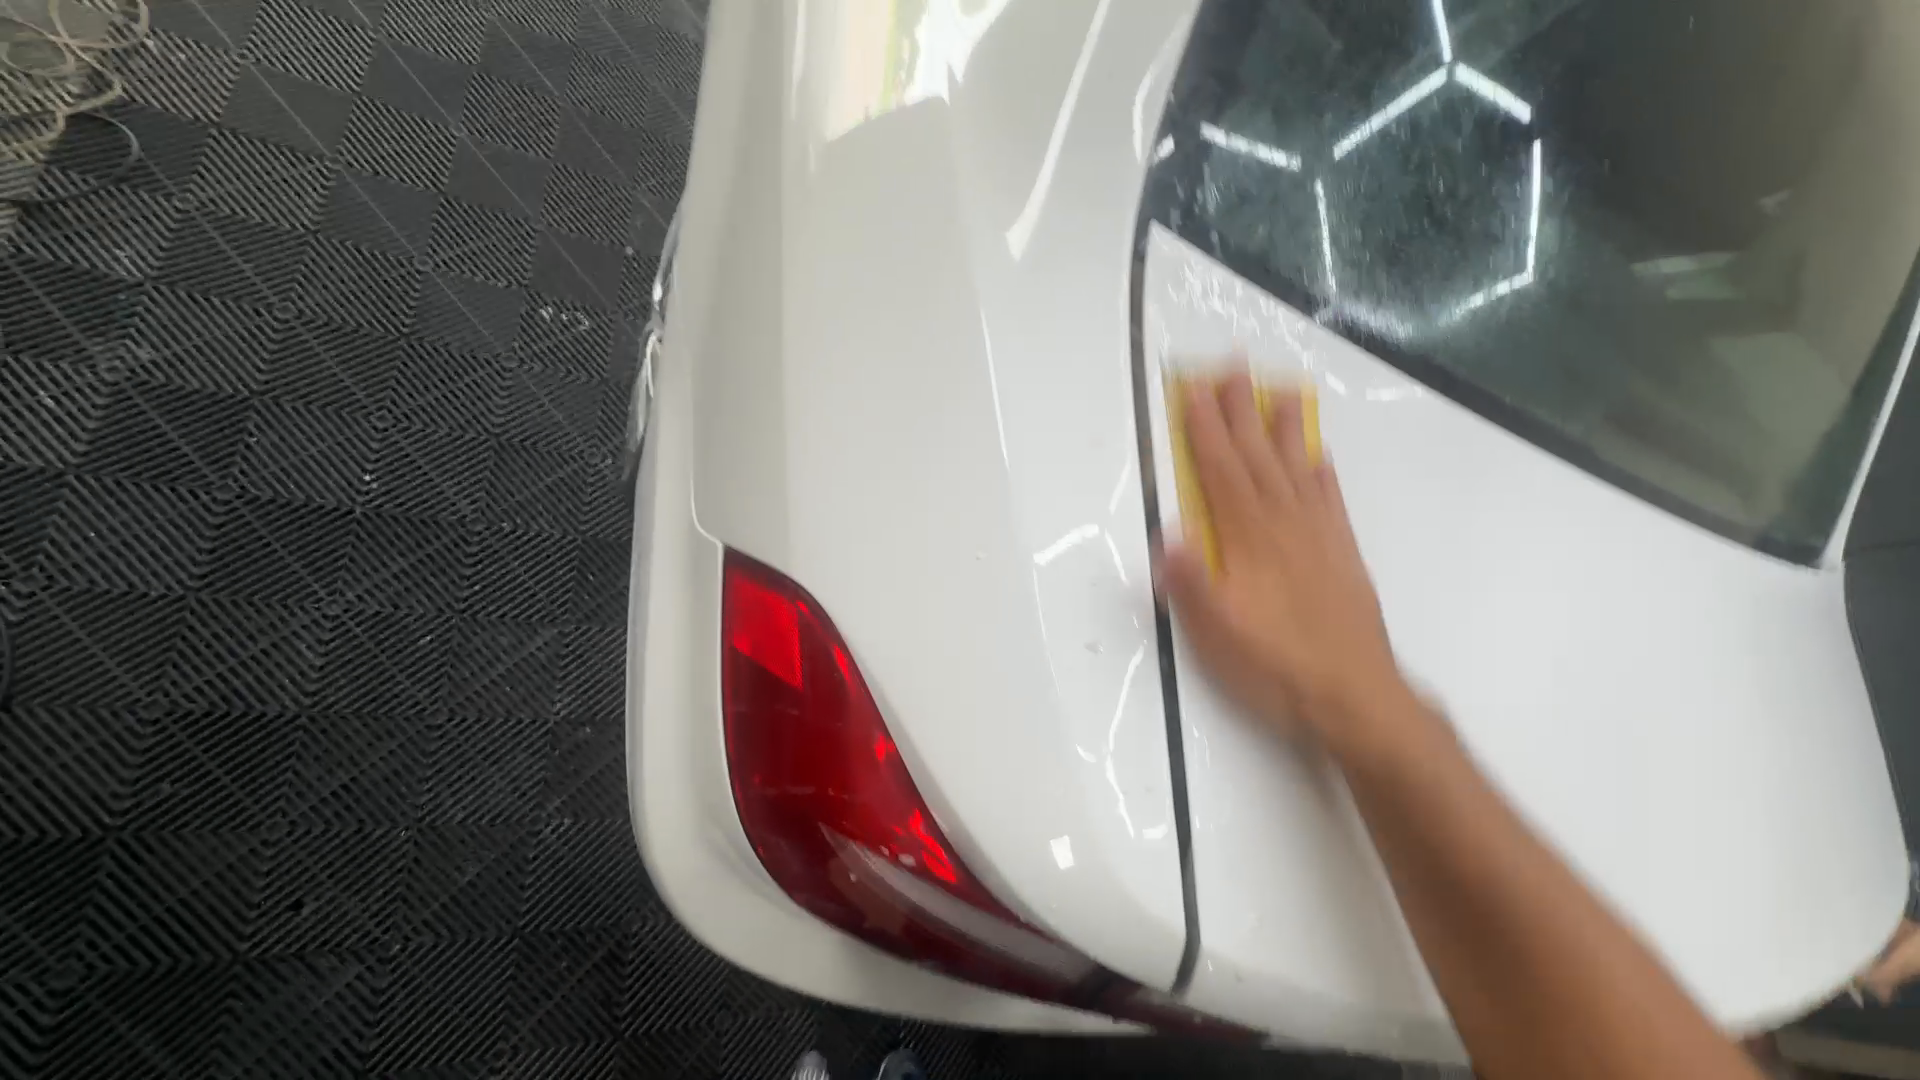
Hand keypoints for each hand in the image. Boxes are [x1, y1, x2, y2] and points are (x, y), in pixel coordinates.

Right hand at [1161, 374, 1417, 757]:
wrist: (1353, 696)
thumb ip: (1190, 583)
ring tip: (1279, 391)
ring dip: (1282, 428)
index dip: (1205, 430)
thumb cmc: (1275, 666)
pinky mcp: (1342, 554)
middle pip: (1256, 457)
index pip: (1219, 472)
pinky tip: (1316, 455)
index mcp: (1246, 540)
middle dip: (1241, 411)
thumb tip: (1167, 535)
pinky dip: (1319, 470)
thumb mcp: (1217, 634)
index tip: (1195, 390)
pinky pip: (1329, 499)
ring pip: (1295, 468)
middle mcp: (1282, 525)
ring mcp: (1317, 536)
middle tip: (1233, 366)